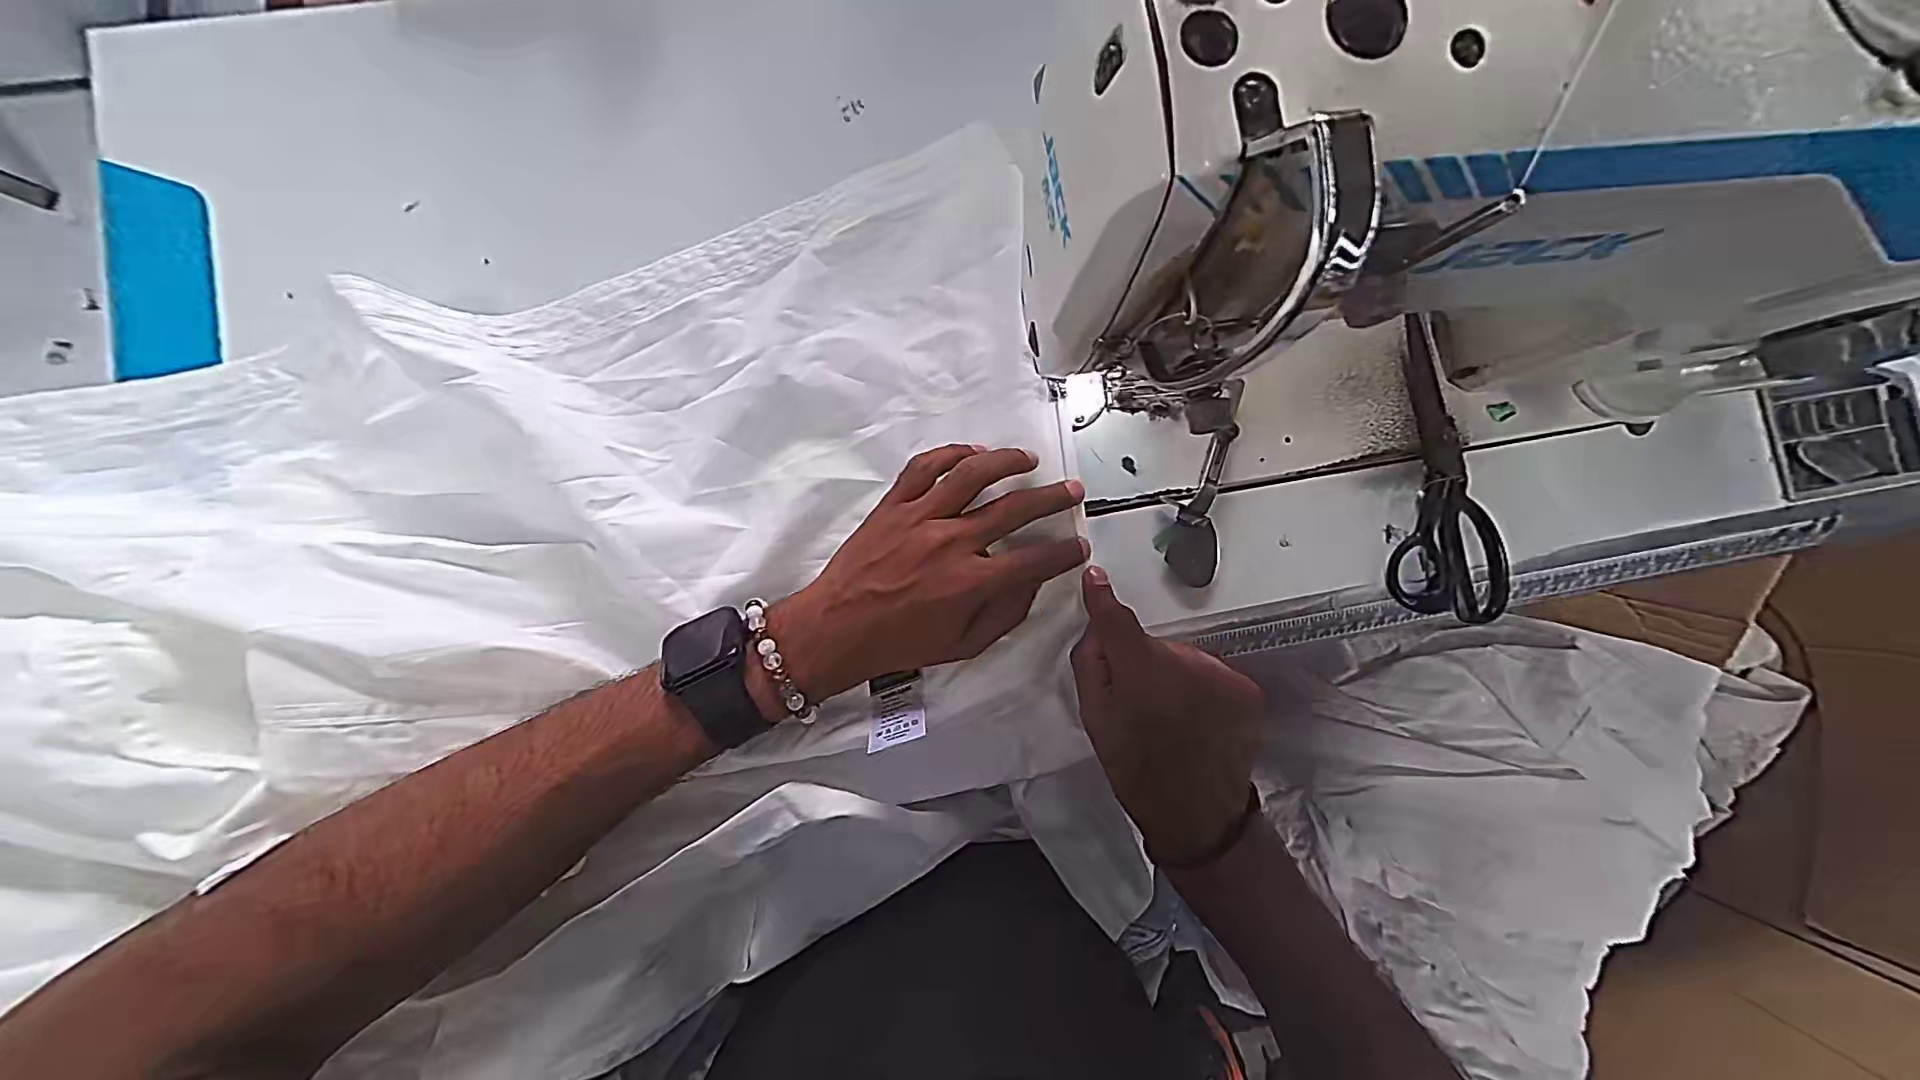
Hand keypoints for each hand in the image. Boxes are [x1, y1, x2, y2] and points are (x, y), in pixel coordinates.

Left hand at [760, 445, 1087, 710]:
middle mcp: (949, 544)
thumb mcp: (962, 645)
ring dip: (1008, 462)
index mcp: (969, 582)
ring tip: (1027, 460)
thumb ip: (1005, 614)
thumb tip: (1031, 584)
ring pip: (973, 474)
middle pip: (1014, 508)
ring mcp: (919, 519)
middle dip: (1052, 499)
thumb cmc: (895, 641)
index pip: (1034, 559)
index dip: (1063, 552)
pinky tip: (971, 453)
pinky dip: (951, 454)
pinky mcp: (893, 506)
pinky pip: (925, 467)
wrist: (836, 629)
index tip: (1076, 546)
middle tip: (1069, 492)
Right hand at [1072, 565, 1266, 865]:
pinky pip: (1212, 673)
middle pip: (1154, 643)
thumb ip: (1091, 665)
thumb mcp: (1095, 718)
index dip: (1102, 597)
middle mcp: (1185, 664)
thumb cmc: (1138, 769)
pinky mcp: (1246, 688)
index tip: (1096, 578)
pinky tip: (1197, 718)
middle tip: (1140, 698)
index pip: (1117, 619)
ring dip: (1177, 675)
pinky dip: (1203, 688)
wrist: (1195, 813)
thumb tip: (1096, 630)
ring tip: (1172, 715)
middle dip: (1144, 660)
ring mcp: (1220, 675)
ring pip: (1185, 658)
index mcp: (1140, 671)